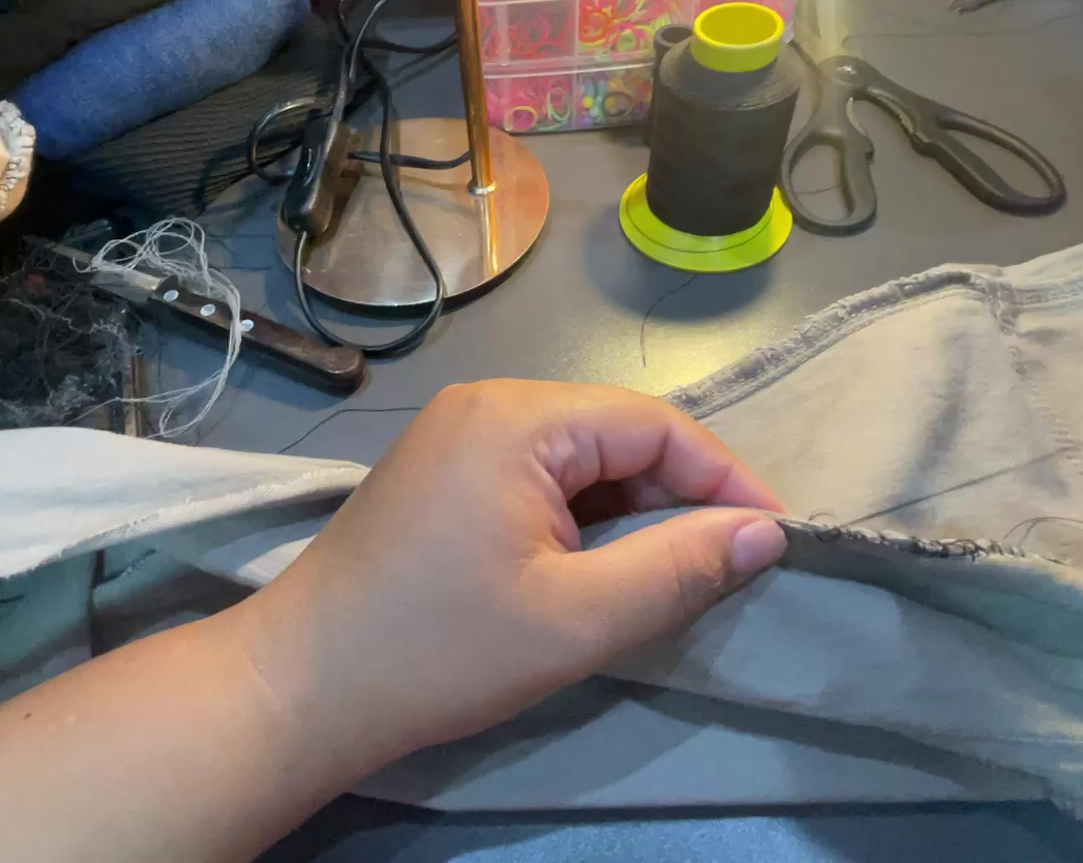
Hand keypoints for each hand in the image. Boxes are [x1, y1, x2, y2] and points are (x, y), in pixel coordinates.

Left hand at [224, 380, 785, 767]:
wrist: (308, 679)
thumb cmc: (441, 648)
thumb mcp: (577, 618)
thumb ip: (679, 567)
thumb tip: (765, 531)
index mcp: (515, 416)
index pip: (651, 422)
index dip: (722, 476)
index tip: (775, 538)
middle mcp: (484, 403)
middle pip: (611, 430)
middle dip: (673, 492)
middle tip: (719, 563)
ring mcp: (456, 431)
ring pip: (574, 453)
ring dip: (626, 505)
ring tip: (662, 568)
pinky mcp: (441, 466)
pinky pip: (533, 470)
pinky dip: (577, 510)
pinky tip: (592, 558)